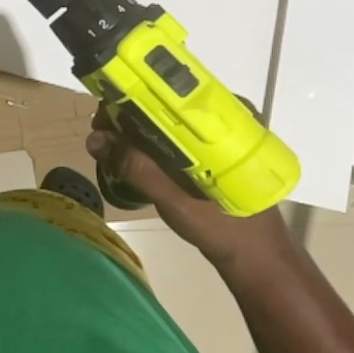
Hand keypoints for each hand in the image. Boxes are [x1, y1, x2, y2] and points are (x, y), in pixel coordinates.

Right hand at [85, 110, 296, 274]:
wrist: (258, 259)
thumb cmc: (224, 229)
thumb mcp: (176, 200)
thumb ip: (137, 168)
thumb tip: (95, 139)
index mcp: (227, 121)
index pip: (169, 93)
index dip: (130, 101)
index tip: (103, 123)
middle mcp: (226, 118)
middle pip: (166, 104)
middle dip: (128, 118)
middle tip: (105, 142)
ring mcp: (222, 134)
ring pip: (168, 119)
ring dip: (137, 132)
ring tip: (115, 152)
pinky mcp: (216, 150)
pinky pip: (176, 134)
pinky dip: (152, 142)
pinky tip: (135, 159)